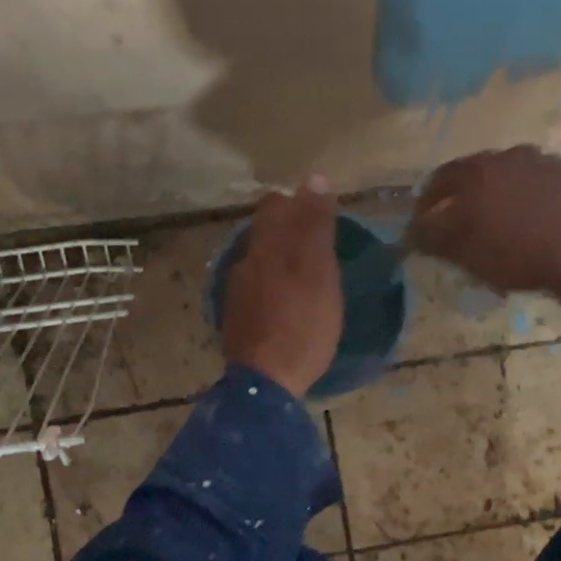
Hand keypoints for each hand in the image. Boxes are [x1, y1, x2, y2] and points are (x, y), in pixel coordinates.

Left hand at [221, 176, 343, 397]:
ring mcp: (237, 294)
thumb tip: (315, 178)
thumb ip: (315, 226)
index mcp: (265, 248)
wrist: (265, 382)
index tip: (322, 215)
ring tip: (307, 275)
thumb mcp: (318, 272)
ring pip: (259, 261)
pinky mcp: (237, 320)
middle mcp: (245, 264)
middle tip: (319, 245)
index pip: (275, 206)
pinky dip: (274, 286)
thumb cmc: (301, 325)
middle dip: (288, 231)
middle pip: (264, 233)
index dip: (298, 204)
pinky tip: (288, 303)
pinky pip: (256, 289)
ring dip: (280, 260)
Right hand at [406, 146, 560, 305]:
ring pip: (502, 171)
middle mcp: (503, 157)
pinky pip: (531, 177)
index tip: (420, 222)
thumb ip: (434, 239)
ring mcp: (537, 160)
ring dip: (490, 188)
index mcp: (474, 174)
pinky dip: (519, 191)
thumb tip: (410, 233)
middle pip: (470, 171)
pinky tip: (524, 211)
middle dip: (456, 193)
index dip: (425, 204)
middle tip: (452, 215)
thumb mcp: (467, 255)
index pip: (437, 183)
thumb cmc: (517, 257)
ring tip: (491, 213)